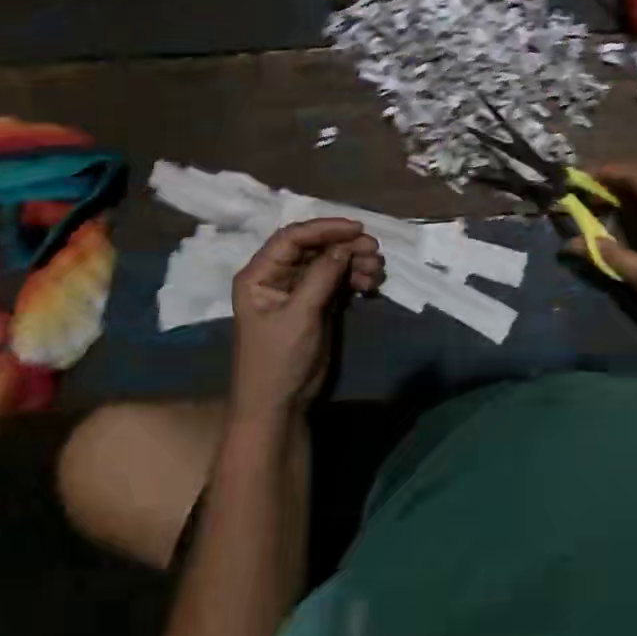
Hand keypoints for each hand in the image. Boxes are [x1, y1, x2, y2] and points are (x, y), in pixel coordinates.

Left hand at [228, 219, 383, 420]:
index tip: (356, 229)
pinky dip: (353, 279)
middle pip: (313, 248)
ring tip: (376, 271)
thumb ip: (321, 277)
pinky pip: (335, 281)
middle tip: (374, 251)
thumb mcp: (299, 316)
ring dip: (353, 262)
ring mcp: (296, 290)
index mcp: (260, 274)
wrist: (278, 407)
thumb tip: (344, 246)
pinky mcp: (313, 305)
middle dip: (344, 246)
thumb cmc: (278, 360)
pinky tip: (370, 284)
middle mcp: (276, 276)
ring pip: (328, 263)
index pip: (292, 237)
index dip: (324, 228)